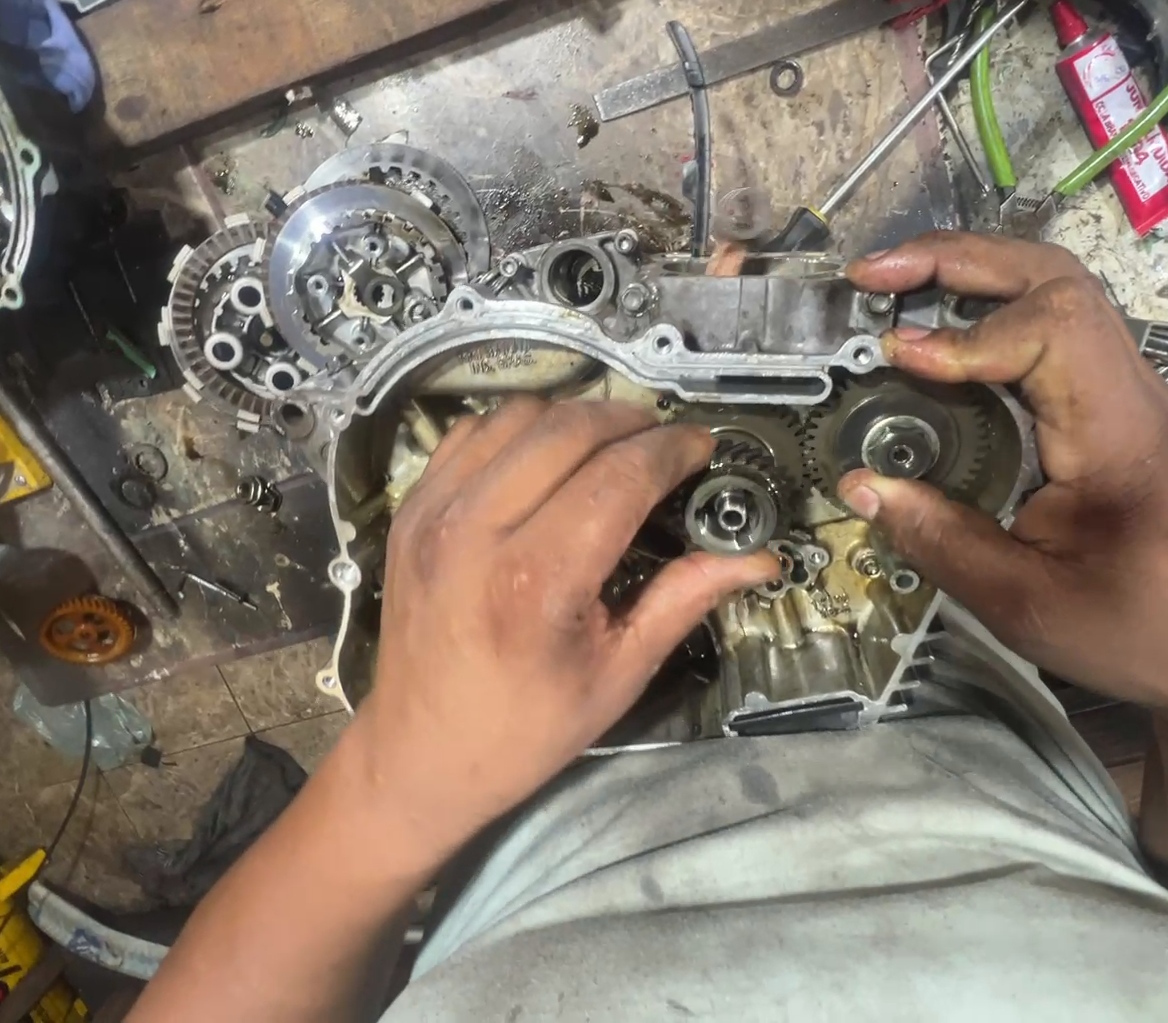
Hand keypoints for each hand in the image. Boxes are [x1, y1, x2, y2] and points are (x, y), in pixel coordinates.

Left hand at [346, 398, 776, 855]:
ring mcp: (433, 511)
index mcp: (536, 580)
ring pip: (518, 417)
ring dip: (575, 418)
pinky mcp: (411, 508)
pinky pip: (471, 432)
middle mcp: (475, 529)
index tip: (700, 447)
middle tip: (662, 443)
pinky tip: (544, 458)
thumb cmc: (521, 728)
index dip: (671, 450)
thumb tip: (756, 559)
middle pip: (569, 429)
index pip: (619, 476)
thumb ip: (683, 598)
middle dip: (629, 422)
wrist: (418, 750)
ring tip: (609, 446)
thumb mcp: (615, 675)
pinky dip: (518, 430)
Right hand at [839, 232, 1167, 724]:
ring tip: (895, 292)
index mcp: (1120, 435)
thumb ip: (937, 539)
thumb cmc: (1149, 638)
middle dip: (959, 260)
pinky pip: (1054, 343)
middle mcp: (1132, 396)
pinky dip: (989, 321)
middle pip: (1058, 280)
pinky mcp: (1118, 420)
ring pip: (1061, 300)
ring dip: (974, 280)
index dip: (964, 334)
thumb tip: (857, 485)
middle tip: (873, 272)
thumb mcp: (1024, 603)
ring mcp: (1130, 402)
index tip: (893, 359)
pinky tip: (943, 349)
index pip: (1053, 329)